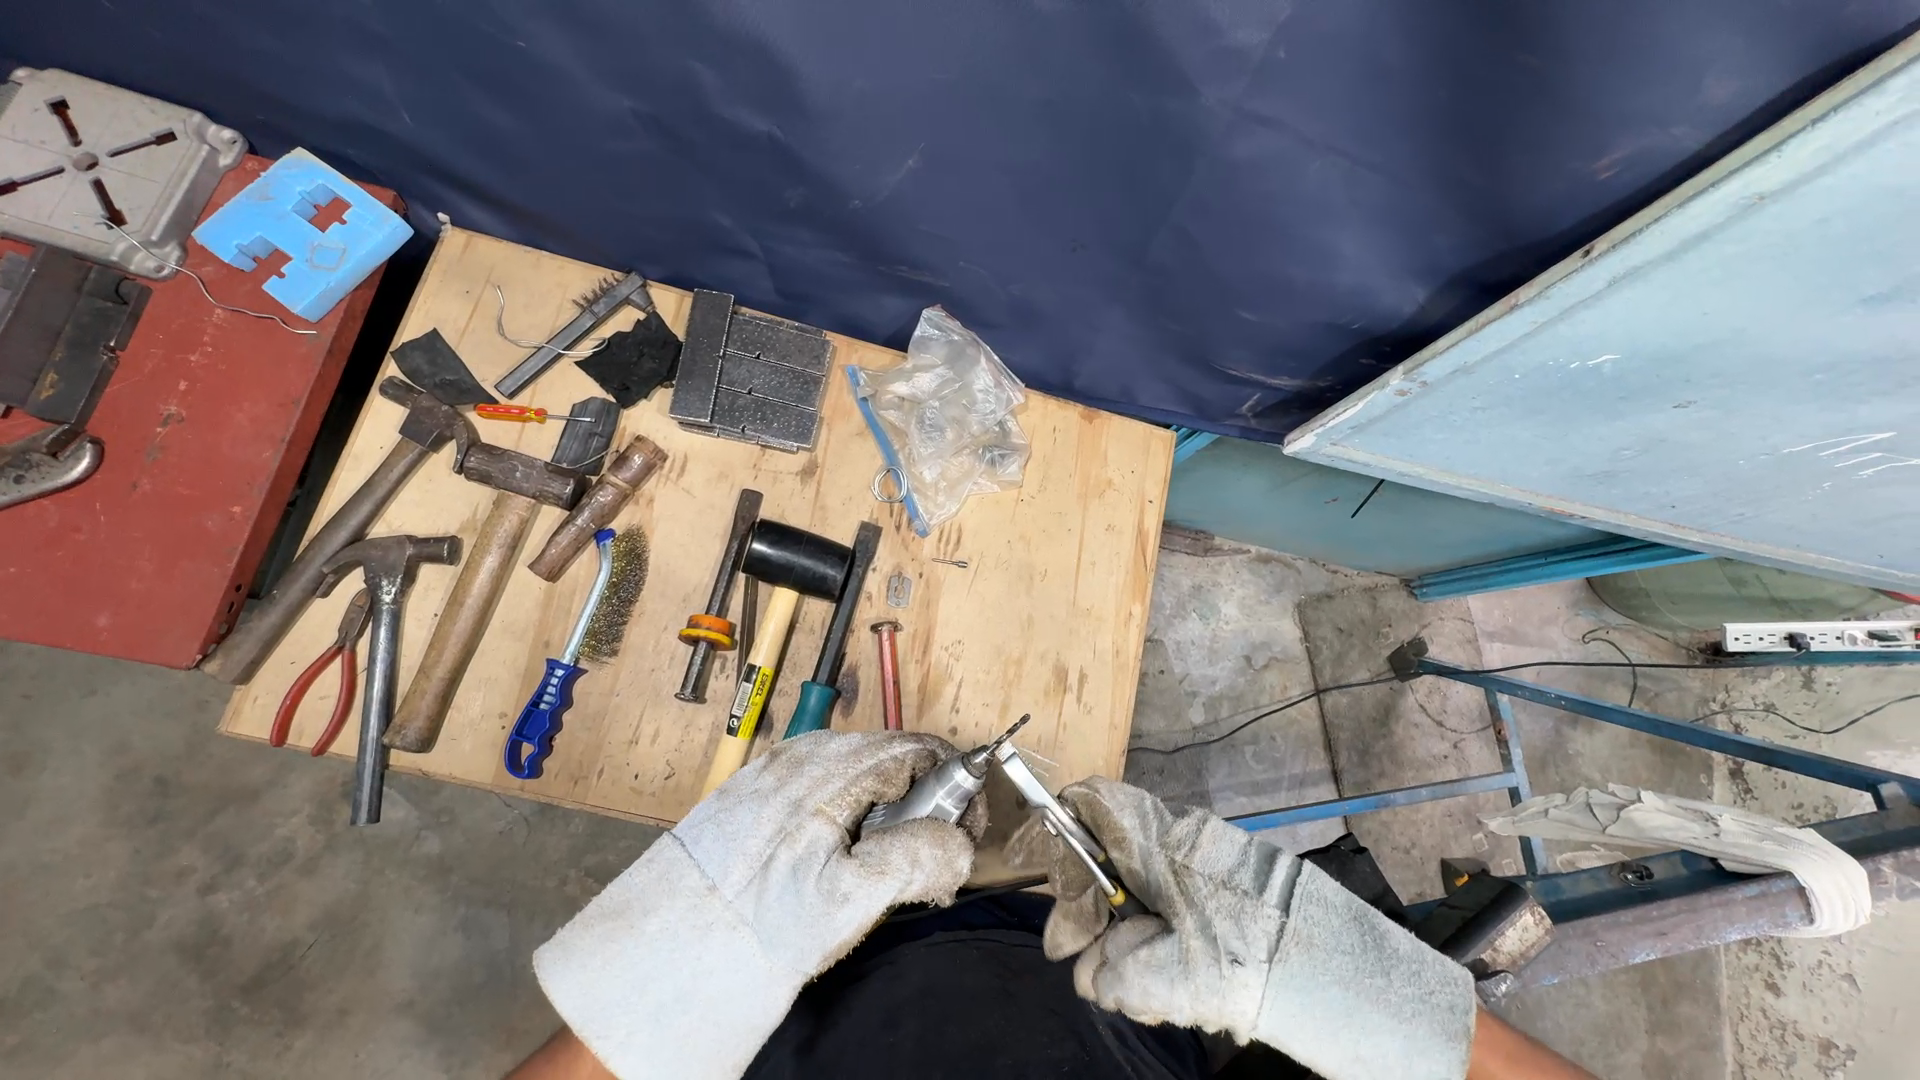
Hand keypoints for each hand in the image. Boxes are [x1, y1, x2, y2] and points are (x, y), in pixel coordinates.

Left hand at [534, 731, 978, 1079]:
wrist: (662, 959)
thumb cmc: (757, 929)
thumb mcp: (851, 899)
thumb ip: (916, 857)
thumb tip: (959, 843)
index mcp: (831, 768)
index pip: (919, 750)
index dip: (953, 788)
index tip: (963, 830)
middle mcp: (802, 755)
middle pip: (889, 758)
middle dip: (921, 802)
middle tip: (926, 861)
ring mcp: (774, 770)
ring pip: (855, 774)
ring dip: (884, 811)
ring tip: (879, 870)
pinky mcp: (754, 793)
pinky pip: (819, 789)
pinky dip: (846, 815)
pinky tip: (834, 862)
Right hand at [1011, 777, 1476, 1079]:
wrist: (1354, 988)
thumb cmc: (1261, 969)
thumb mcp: (1179, 977)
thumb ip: (1117, 970)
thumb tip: (1082, 967)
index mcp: (1169, 842)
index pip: (1094, 803)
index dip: (1062, 837)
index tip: (1054, 897)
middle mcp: (1182, 844)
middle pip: (1108, 860)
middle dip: (1096, 919)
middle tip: (1096, 968)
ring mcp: (1202, 869)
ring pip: (1136, 896)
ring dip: (1130, 950)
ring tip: (1155, 994)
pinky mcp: (1219, 896)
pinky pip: (1167, 915)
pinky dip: (1159, 955)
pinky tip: (1175, 991)